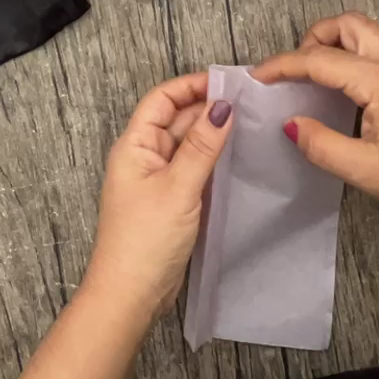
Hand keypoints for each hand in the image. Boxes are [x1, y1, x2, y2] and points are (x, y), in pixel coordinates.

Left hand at [81, 72, 232, 319]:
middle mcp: (143, 156)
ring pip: (186, 143)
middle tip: (247, 102)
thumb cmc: (145, 240)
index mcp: (135, 145)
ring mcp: (156, 179)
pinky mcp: (169, 199)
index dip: (191, 86)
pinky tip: (235, 157)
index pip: (162, 99)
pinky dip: (210, 159)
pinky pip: (191, 167)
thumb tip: (222, 106)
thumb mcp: (178, 187)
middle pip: (176, 118)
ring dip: (211, 133)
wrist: (130, 296)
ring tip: (247, 123)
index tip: (227, 82)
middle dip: (206, 107)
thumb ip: (201, 146)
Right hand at [253, 12, 378, 231]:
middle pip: (348, 24)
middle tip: (296, 70)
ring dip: (337, 45)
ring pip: (368, 35)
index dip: (282, 66)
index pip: (318, 59)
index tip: (257, 77)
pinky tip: (348, 97)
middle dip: (314, 37)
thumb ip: (321, 145)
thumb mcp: (366, 171)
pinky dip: (356, 60)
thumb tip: (292, 125)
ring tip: (317, 81)